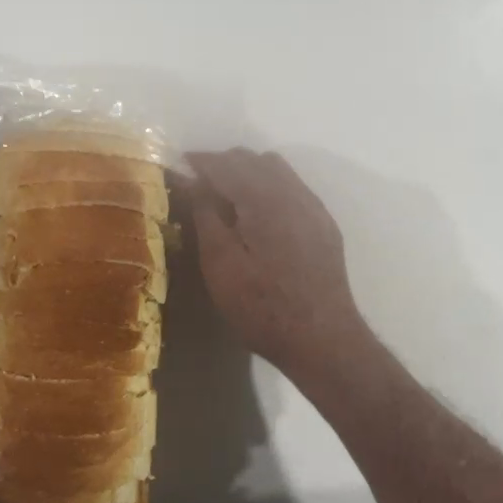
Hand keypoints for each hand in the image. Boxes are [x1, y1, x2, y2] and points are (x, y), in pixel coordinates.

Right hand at [184, 148, 368, 379]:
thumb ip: (205, 214)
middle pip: (252, 159)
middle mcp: (292, 193)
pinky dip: (267, 187)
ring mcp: (312, 208)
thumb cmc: (262, 306)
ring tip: (226, 199)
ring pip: (275, 169)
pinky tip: (256, 216)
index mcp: (263, 199)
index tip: (178, 168)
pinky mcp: (323, 226)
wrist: (324, 343)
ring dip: (247, 173)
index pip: (225, 163)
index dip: (199, 161)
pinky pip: (291, 187)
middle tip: (198, 187)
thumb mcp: (220, 263)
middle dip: (222, 165)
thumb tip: (193, 180)